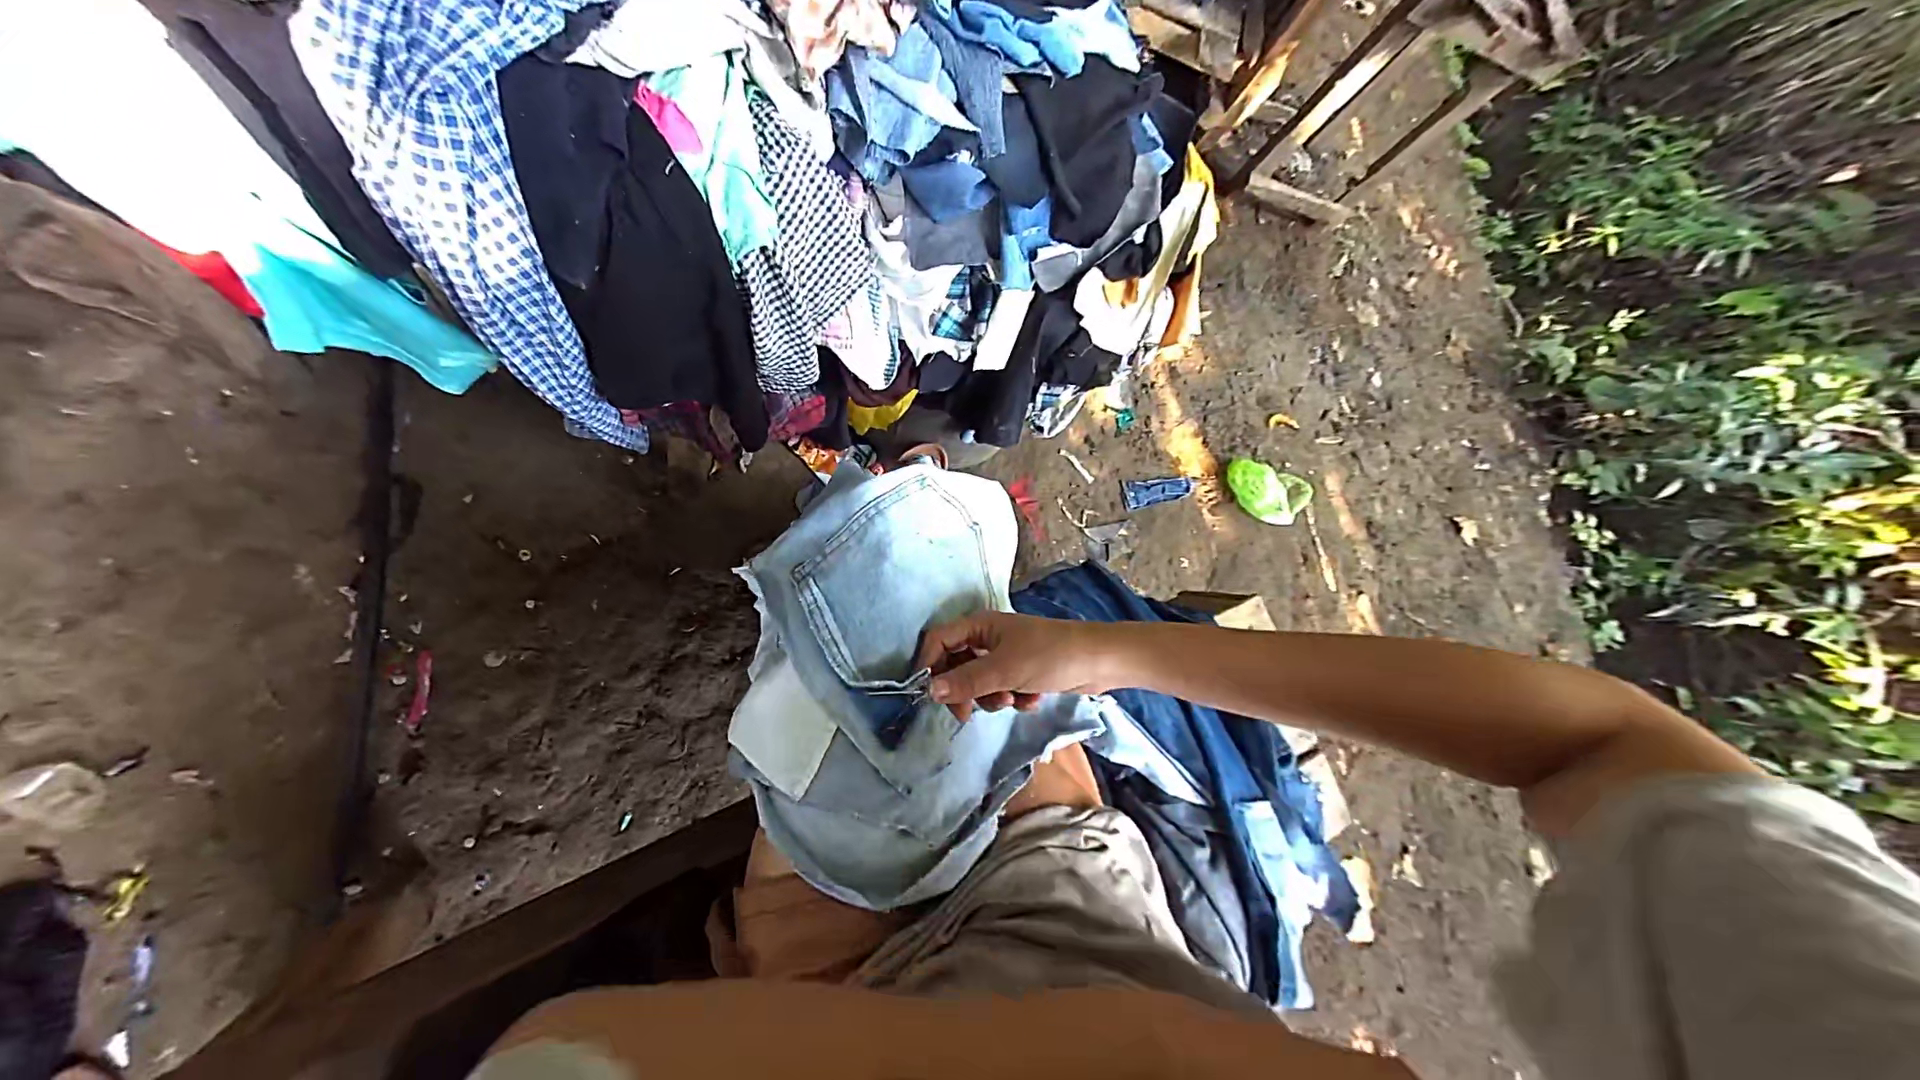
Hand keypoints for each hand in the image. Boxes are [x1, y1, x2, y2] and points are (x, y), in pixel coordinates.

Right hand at [913, 611, 1122, 720]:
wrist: (1100, 661)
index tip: (929, 694)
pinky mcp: (1022, 672)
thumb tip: (928, 690)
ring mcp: (1005, 655)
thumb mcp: (1003, 670)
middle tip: (968, 714)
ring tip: (1014, 700)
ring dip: (991, 697)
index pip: (938, 640)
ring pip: (978, 682)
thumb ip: (965, 682)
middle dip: (963, 690)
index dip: (929, 664)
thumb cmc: (1049, 656)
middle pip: (955, 665)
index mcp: (979, 625)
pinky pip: (1001, 688)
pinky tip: (1032, 698)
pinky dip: (1013, 696)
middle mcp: (988, 637)